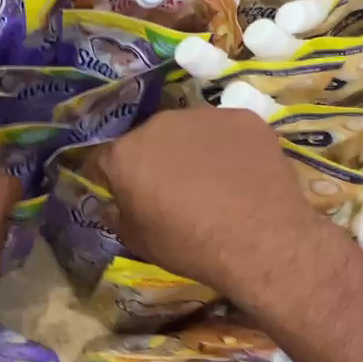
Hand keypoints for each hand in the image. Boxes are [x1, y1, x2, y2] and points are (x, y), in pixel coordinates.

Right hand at [99, 106, 341, 297]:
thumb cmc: (188, 245)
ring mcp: (203, 116)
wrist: (261, 240)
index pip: (102, 159)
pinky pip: (224, 131)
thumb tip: (111, 205)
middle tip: (169, 189)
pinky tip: (239, 173)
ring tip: (210, 180)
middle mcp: (157, 124)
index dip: (109, 179)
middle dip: (152, 160)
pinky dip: (227, 147)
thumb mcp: (137, 242)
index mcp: (124, 154)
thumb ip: (116, 216)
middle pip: (146, 140)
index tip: (122, 196)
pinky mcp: (243, 117)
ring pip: (187, 130)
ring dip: (189, 149)